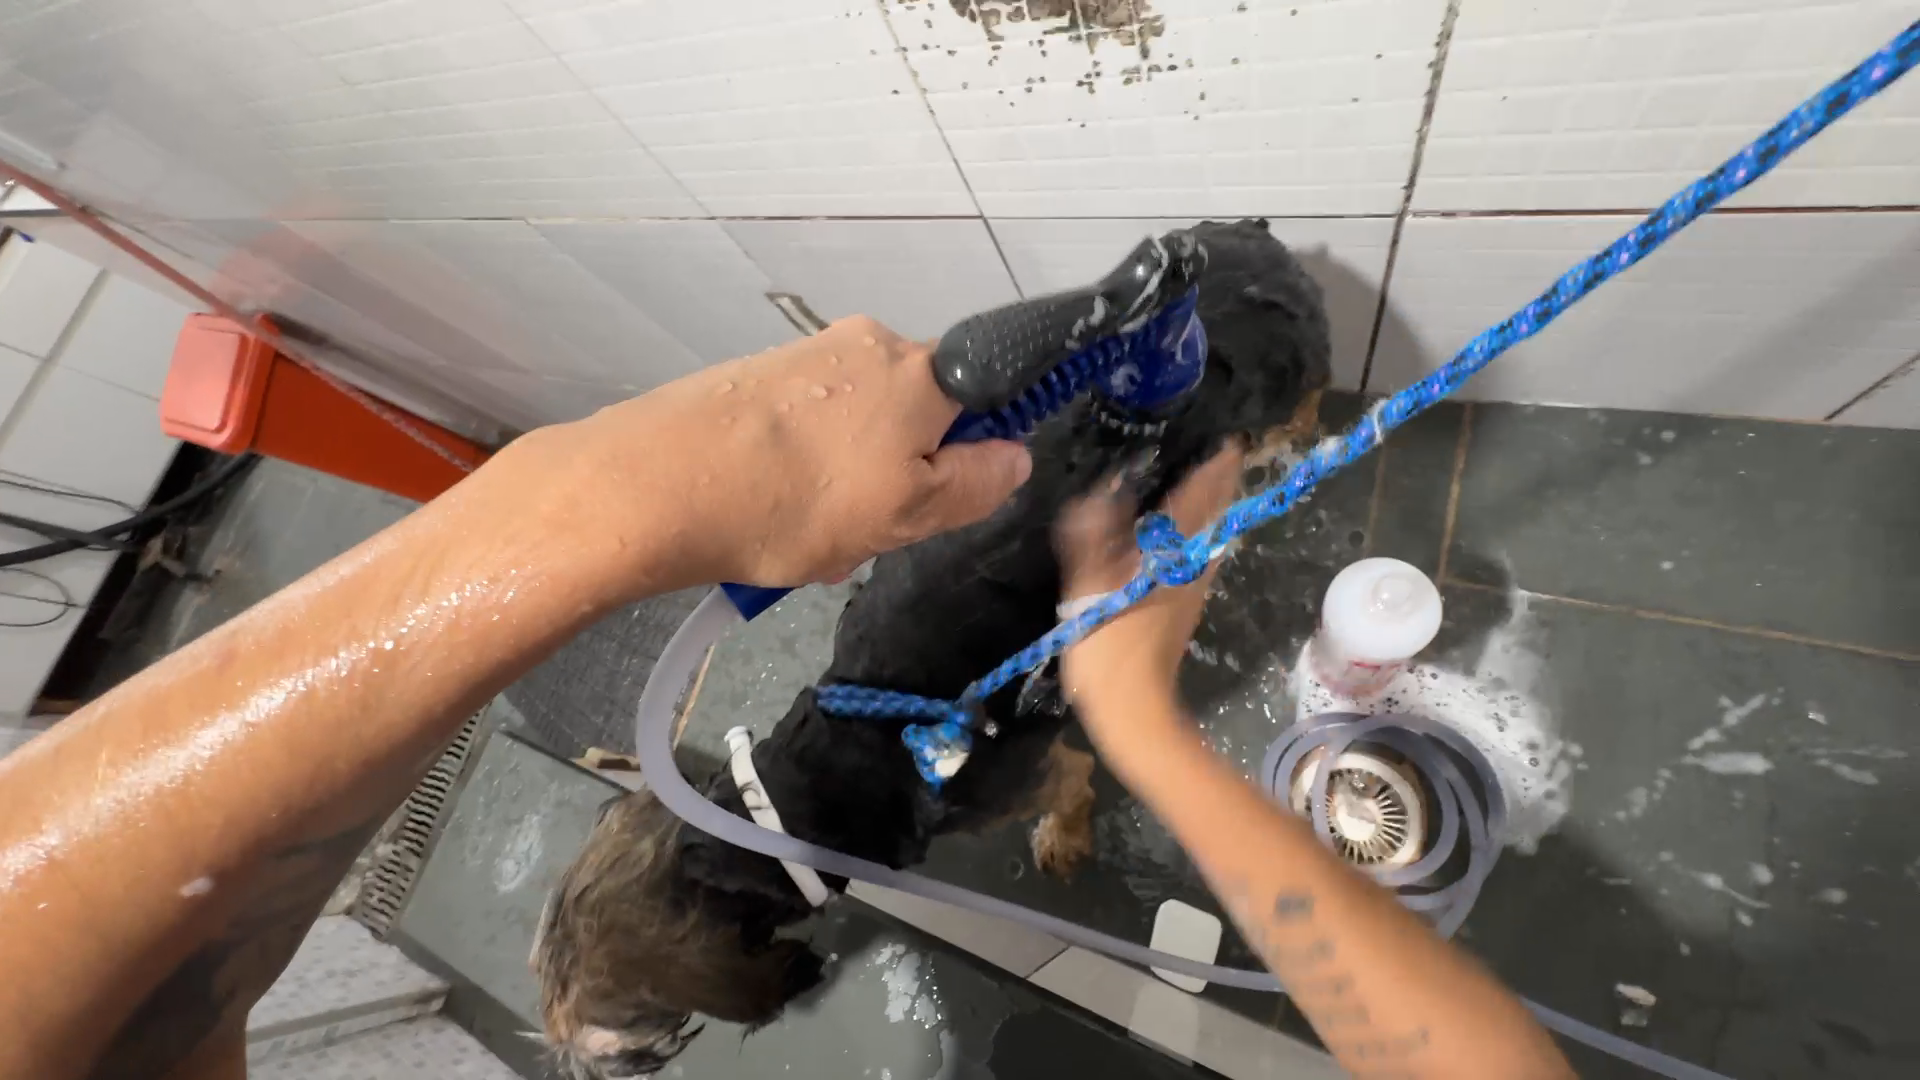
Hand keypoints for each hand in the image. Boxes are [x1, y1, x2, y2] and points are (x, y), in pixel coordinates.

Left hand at [557, 316, 1031, 592]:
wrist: (657, 484)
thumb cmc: (801, 502)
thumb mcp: (910, 513)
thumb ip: (977, 483)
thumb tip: (1017, 453)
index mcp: (918, 369)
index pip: (984, 393)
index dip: (977, 447)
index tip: (948, 493)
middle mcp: (867, 345)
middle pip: (919, 414)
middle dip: (906, 474)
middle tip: (872, 531)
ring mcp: (808, 356)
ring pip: (863, 428)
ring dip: (856, 483)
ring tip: (817, 537)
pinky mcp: (759, 375)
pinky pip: (814, 424)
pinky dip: (812, 468)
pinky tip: (779, 512)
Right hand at [1055, 445, 1243, 728]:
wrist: (1134, 711)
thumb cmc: (1110, 649)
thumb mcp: (1091, 589)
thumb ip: (1091, 538)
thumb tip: (1101, 489)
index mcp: (1171, 558)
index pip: (1199, 501)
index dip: (1215, 469)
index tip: (1230, 440)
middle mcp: (1191, 568)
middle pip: (1212, 516)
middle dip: (1220, 483)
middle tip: (1222, 451)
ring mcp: (1191, 589)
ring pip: (1207, 536)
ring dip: (1211, 506)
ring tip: (1206, 478)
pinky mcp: (1182, 606)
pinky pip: (1194, 554)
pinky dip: (1194, 531)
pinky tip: (1179, 530)